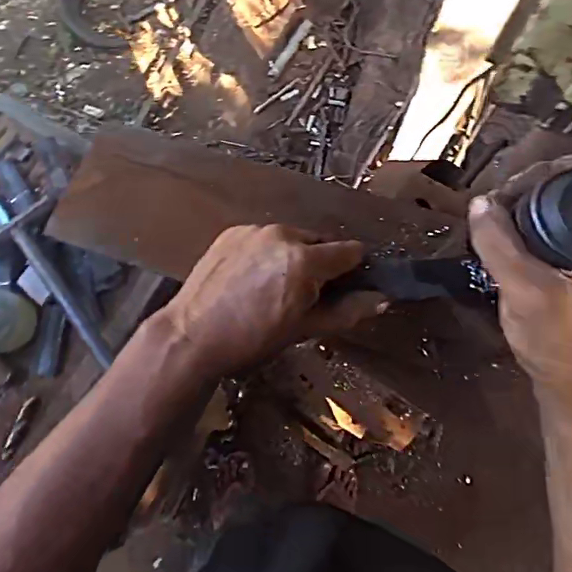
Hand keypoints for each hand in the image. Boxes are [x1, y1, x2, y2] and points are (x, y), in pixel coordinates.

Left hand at [156, 225, 387, 378]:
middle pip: (320, 242)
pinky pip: (262, 238)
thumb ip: (346, 311)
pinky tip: (250, 280)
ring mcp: (252, 231)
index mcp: (304, 259)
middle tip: (304, 296)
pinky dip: (265, 253)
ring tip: (272, 289)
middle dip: (321, 264)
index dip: (353, 272)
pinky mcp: (230, 233)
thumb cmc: (250, 340)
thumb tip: (381, 299)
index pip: (350, 251)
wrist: (191, 336)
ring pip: (289, 238)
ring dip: (292, 256)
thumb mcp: (303, 330)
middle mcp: (280, 234)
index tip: (345, 289)